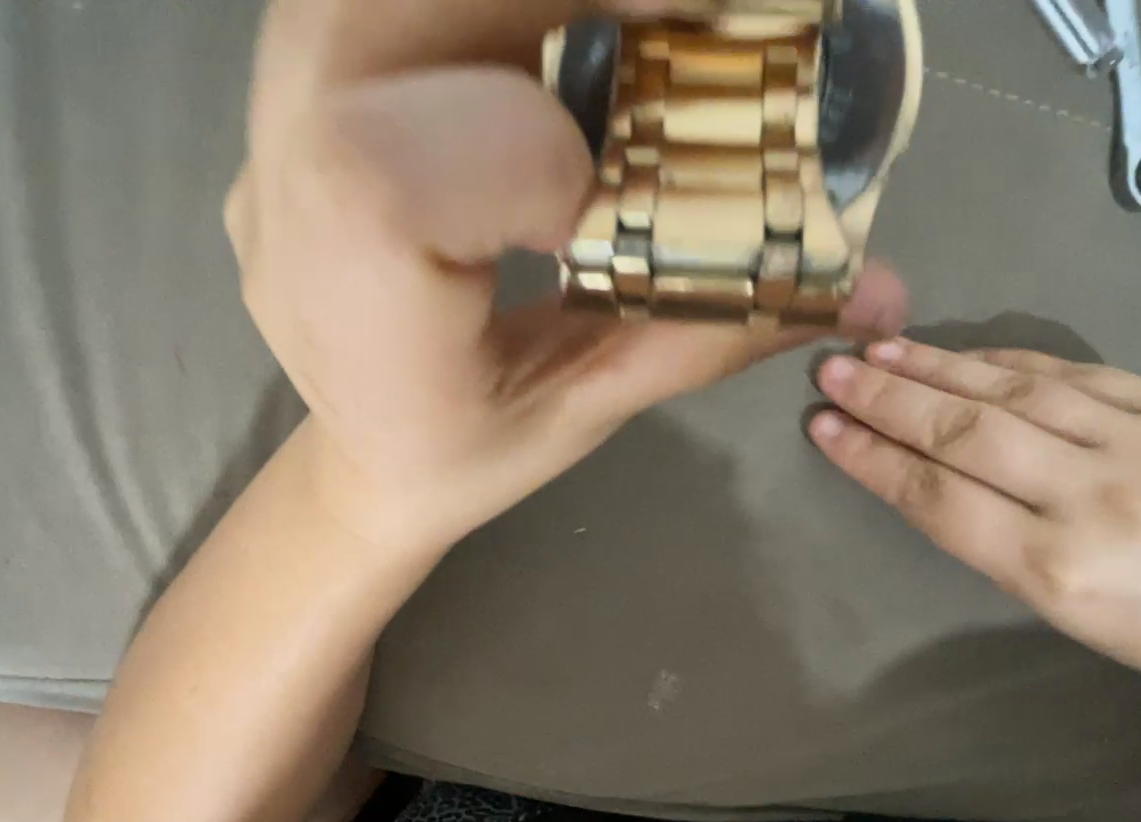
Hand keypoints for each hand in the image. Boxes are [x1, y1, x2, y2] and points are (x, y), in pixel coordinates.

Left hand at [225, 0, 909, 550]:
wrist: (363, 455)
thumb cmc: (463, 459)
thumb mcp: (583, 412)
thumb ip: (709, 333)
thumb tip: (875, 288)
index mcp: (346, 321)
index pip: (390, 183)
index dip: (528, 153)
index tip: (609, 194)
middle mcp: (278, 204)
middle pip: (379, 18)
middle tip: (675, 24)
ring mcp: (265, 141)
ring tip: (624, 26)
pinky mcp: (286, 100)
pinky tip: (546, 35)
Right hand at [808, 340, 1140, 702]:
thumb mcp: (1054, 605)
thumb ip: (987, 532)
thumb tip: (921, 461)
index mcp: (1055, 570)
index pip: (936, 497)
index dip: (870, 457)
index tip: (820, 425)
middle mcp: (1097, 501)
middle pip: (966, 434)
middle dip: (887, 398)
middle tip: (831, 370)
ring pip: (1015, 391)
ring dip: (935, 367)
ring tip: (878, 350)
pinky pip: (1074, 374)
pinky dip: (1005, 361)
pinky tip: (959, 354)